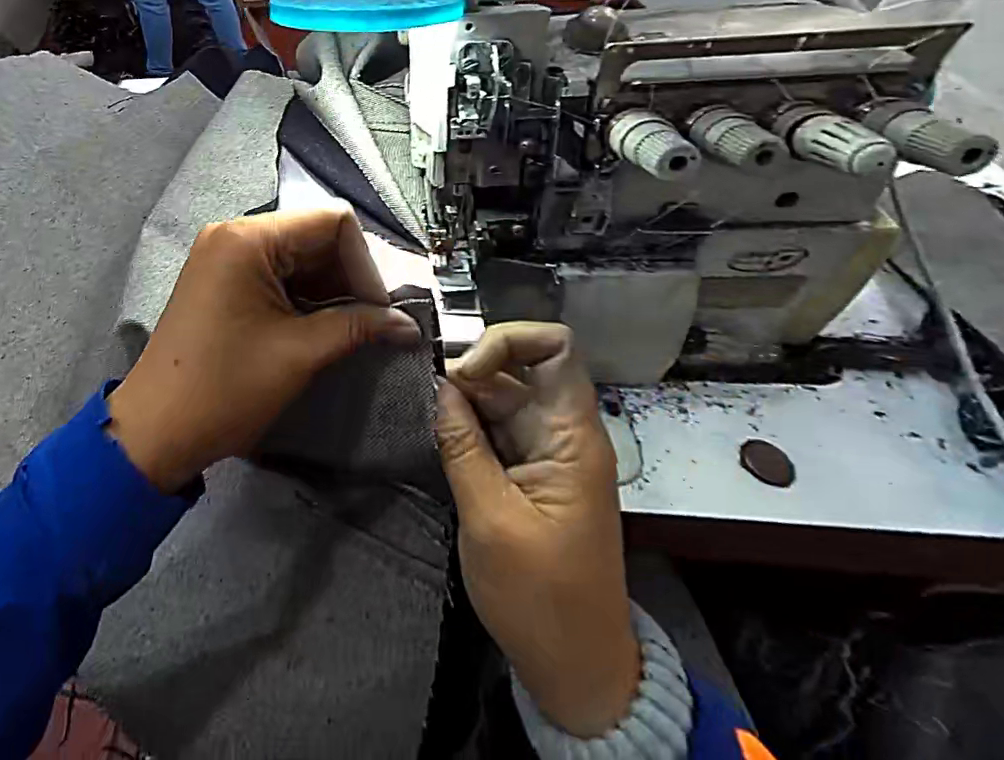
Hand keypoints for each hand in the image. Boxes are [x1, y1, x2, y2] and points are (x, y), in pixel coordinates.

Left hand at [107, 207, 421, 492]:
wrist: (153, 434)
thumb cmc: (224, 389)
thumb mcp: (300, 353)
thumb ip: (359, 327)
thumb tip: (409, 325)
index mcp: (248, 240)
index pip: (333, 223)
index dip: (365, 264)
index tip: (379, 309)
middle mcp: (236, 235)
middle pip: (318, 236)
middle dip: (351, 278)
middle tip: (372, 321)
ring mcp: (227, 256)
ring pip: (303, 257)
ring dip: (333, 289)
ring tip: (352, 328)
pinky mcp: (225, 280)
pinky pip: (281, 273)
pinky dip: (308, 296)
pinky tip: (323, 325)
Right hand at [435, 323, 639, 737]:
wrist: (576, 663)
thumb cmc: (540, 597)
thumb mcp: (490, 520)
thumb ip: (463, 447)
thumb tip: (441, 387)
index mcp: (572, 435)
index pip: (556, 348)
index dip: (509, 341)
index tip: (464, 373)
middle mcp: (564, 432)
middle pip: (521, 370)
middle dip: (473, 374)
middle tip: (428, 400)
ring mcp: (548, 451)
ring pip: (506, 398)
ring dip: (467, 401)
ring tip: (427, 418)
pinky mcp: (533, 472)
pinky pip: (501, 429)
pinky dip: (471, 427)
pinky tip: (441, 435)